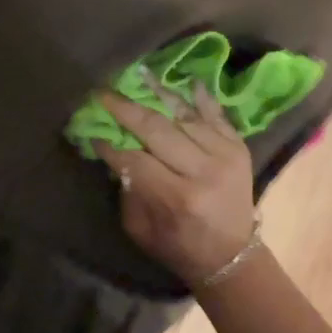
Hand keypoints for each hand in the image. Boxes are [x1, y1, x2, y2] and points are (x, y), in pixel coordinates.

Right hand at [95, 86, 257, 282]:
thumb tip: (115, 154)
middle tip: (103, 95)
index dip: (110, 145)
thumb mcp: (140, 228)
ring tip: (138, 76)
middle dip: (126, 110)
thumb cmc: (178, 246)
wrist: (232, 256)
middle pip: (157, 129)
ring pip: (184, 116)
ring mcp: (225, 156)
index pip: (135, 159)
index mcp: (177, 197)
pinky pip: (216, 115)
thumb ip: (127, 191)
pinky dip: (200, 97)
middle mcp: (203, 171)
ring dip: (158, 94)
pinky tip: (185, 80)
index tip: (92, 132)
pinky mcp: (238, 149)